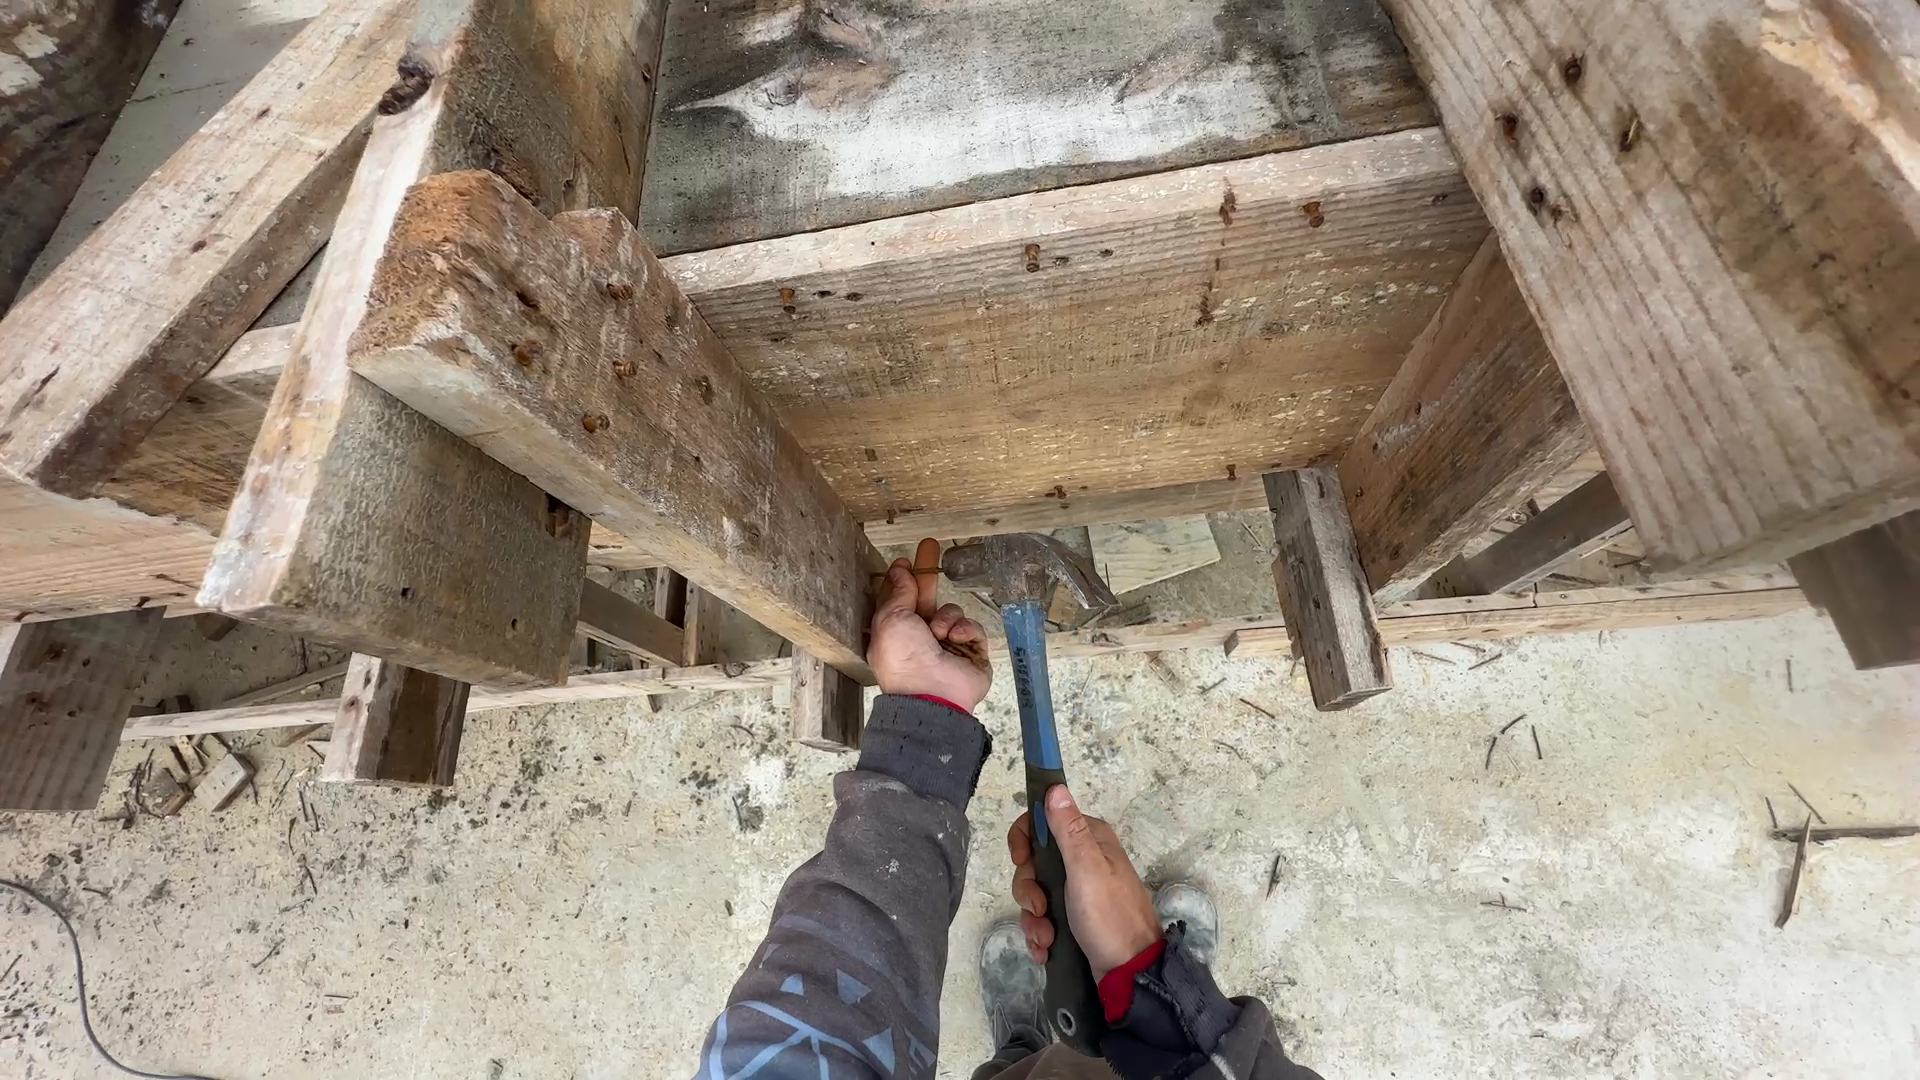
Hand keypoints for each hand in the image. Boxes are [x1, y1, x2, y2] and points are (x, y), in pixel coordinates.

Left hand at [868, 538, 991, 711]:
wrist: (933, 693)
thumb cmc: (904, 659)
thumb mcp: (891, 621)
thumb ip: (899, 593)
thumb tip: (899, 570)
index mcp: (897, 632)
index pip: (900, 598)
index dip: (903, 579)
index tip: (904, 561)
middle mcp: (921, 636)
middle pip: (927, 597)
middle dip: (928, 573)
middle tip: (930, 544)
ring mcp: (948, 644)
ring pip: (952, 611)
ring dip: (946, 619)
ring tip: (939, 635)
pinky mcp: (972, 650)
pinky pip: (971, 626)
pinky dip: (964, 631)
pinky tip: (956, 641)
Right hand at [1008, 785, 1161, 979]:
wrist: (1131, 975)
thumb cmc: (1109, 916)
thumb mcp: (1087, 869)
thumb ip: (1068, 830)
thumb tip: (1055, 786)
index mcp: (1088, 838)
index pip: (1042, 820)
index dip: (1024, 838)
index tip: (1020, 860)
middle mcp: (1082, 859)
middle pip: (1033, 861)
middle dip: (1028, 889)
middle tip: (1040, 908)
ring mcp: (1077, 890)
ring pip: (1034, 892)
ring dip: (1033, 918)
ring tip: (1046, 938)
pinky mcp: (1073, 917)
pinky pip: (1042, 918)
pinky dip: (1039, 934)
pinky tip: (1046, 949)